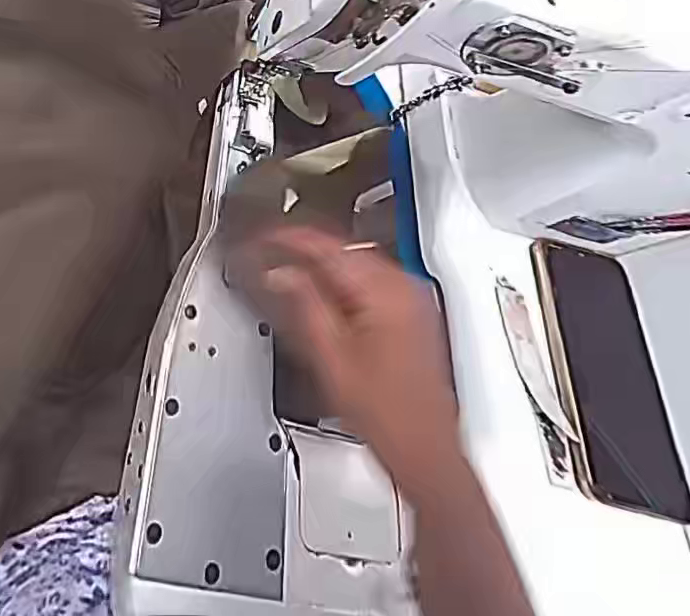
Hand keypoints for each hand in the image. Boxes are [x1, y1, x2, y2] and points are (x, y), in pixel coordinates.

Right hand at [258, 227, 459, 481]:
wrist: (424, 450)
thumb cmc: (387, 417)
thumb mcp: (331, 358)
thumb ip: (303, 306)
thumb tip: (281, 273)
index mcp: (384, 292)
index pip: (328, 247)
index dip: (289, 240)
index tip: (265, 240)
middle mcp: (404, 286)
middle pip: (343, 249)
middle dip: (304, 249)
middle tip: (271, 252)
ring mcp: (413, 297)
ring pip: (356, 261)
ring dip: (322, 263)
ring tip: (290, 271)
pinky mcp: (413, 310)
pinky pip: (371, 278)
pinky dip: (343, 278)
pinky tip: (323, 291)